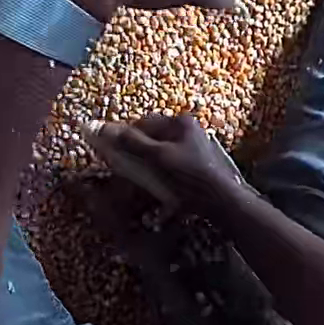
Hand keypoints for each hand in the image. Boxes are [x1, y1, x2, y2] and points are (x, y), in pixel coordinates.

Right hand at [86, 113, 251, 219]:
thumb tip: (101, 128)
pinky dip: (159, 170)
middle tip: (125, 167)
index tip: (111, 151)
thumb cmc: (191, 177)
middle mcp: (188, 130)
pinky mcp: (196, 164)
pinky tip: (157, 183)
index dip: (124, 136)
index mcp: (180, 122)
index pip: (143, 122)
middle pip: (152, 136)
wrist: (222, 202)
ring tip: (141, 177)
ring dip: (146, 162)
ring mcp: (193, 147)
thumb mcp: (158, 158)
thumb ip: (131, 142)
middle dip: (136, 150)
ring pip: (160, 150)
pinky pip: (170, 162)